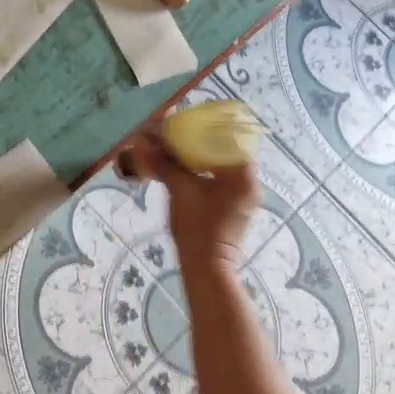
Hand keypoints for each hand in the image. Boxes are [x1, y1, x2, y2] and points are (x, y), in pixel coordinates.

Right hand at [122, 129, 260, 266]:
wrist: (206, 266)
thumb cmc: (197, 225)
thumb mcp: (180, 190)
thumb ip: (165, 163)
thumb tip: (143, 141)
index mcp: (244, 174)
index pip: (227, 141)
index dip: (205, 132)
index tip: (185, 127)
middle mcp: (251, 183)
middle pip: (225, 154)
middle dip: (200, 146)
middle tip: (177, 140)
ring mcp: (245, 198)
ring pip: (222, 169)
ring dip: (201, 162)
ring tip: (177, 155)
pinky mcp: (236, 209)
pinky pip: (222, 183)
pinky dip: (205, 176)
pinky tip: (185, 175)